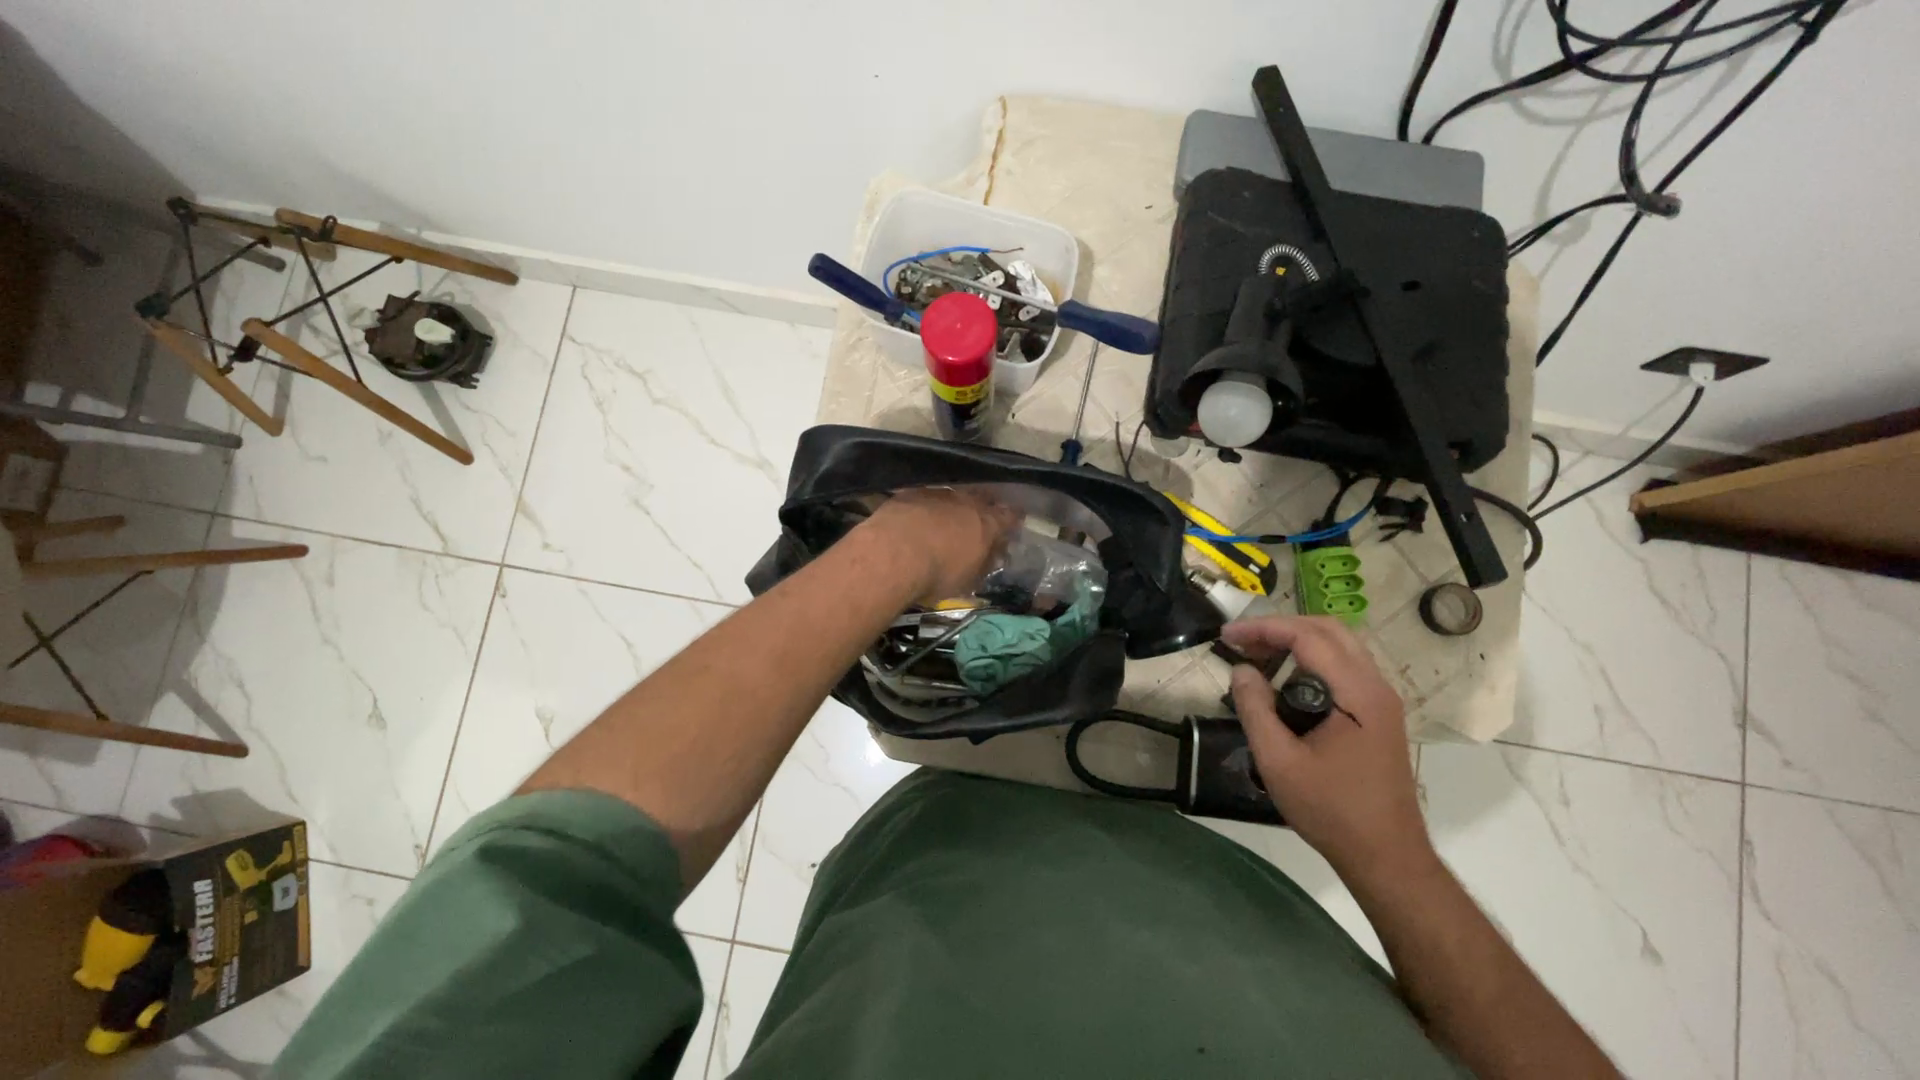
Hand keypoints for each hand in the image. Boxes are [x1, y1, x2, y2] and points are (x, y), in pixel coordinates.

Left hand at [858, 487, 1021, 606]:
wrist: (893, 554)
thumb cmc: (937, 574)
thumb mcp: (968, 580)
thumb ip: (983, 564)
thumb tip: (992, 557)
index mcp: (987, 523)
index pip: (1010, 516)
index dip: (1013, 520)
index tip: (1014, 523)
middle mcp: (966, 501)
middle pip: (982, 498)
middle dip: (984, 507)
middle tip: (981, 518)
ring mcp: (937, 493)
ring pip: (952, 495)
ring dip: (953, 505)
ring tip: (947, 518)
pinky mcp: (910, 493)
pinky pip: (924, 497)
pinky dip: (925, 506)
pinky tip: (917, 517)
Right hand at [1222, 616, 1434, 883]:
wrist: (1386, 854)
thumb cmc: (1331, 809)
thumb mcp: (1279, 761)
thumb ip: (1255, 709)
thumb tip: (1241, 670)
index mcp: (1357, 692)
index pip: (1308, 637)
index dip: (1263, 629)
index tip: (1227, 635)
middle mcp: (1376, 686)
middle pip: (1328, 630)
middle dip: (1281, 628)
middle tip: (1241, 643)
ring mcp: (1382, 701)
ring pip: (1340, 647)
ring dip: (1297, 642)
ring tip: (1258, 658)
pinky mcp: (1379, 715)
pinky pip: (1345, 668)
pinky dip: (1312, 661)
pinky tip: (1285, 683)